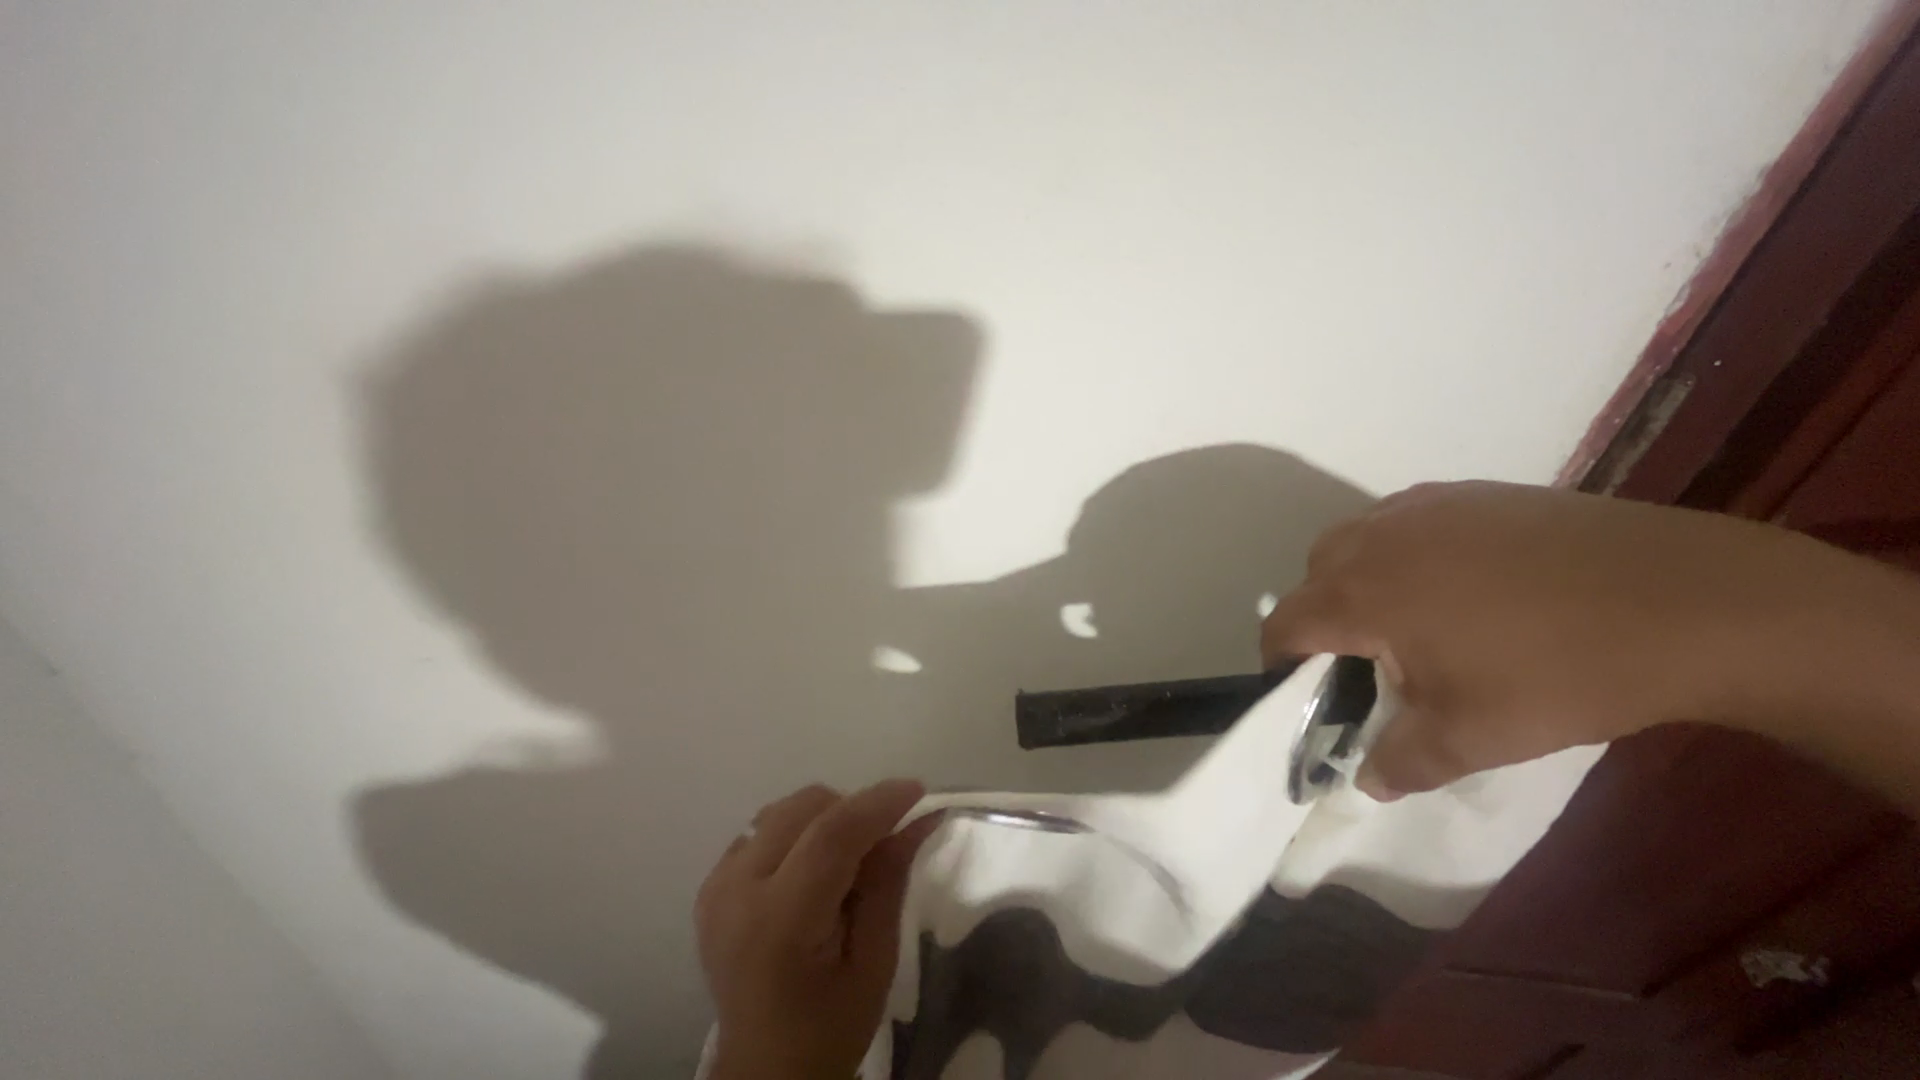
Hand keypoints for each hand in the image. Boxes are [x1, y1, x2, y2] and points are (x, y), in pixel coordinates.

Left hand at [696, 779, 941, 1079]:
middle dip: (852, 809)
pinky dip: (794, 835)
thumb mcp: (874, 964)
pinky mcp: (709, 886)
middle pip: (802, 809)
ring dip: (823, 818)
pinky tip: (812, 872)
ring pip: (780, 811)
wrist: (764, 1071)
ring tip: (848, 860)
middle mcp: (736, 890)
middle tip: (886, 839)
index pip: (831, 835)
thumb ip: (888, 883)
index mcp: (779, 922)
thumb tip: (916, 819)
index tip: (917, 792)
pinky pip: (759, 831)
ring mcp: (716, 886)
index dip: (877, 804)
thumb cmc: (829, 1028)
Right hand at [1261, 481, 1919, 801]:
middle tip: (1364, 659)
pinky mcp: (1478, 493)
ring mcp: (1428, 507)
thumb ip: (1402, 762)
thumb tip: (1367, 780)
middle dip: (1320, 616)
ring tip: (1410, 618)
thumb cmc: (1559, 673)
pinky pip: (1408, 519)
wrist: (1686, 602)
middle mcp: (1379, 538)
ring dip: (1359, 576)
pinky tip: (1461, 582)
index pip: (1285, 624)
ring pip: (1358, 537)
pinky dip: (1406, 550)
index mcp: (1361, 594)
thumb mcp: (1472, 738)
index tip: (1304, 693)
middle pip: (1314, 572)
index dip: (1280, 663)